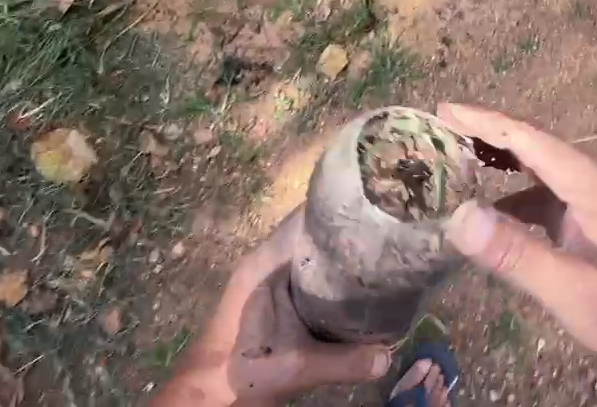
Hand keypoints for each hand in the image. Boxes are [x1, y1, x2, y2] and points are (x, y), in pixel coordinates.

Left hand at [153, 215, 391, 406]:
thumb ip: (344, 361)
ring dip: (336, 247)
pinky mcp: (270, 291)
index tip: (372, 208)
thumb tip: (388, 355)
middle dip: (344, 228)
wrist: (207, 395)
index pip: (305, 215)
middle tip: (383, 230)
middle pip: (311, 228)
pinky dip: (325, 266)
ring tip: (376, 247)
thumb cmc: (243, 372)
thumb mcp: (298, 367)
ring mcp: (266, 273)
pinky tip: (352, 278)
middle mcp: (266, 258)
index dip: (338, 209)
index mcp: (266, 261)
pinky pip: (303, 265)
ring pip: (307, 246)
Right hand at [435, 104, 596, 405]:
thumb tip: (457, 215)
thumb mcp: (572, 292)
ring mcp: (595, 195)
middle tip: (437, 130)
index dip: (483, 120)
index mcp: (590, 182)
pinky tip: (490, 209)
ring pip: (538, 164)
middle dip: (484, 131)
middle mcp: (592, 177)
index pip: (527, 137)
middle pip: (531, 141)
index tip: (442, 110)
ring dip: (498, 157)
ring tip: (453, 159)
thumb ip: (515, 254)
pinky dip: (513, 190)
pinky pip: (546, 190)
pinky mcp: (594, 216)